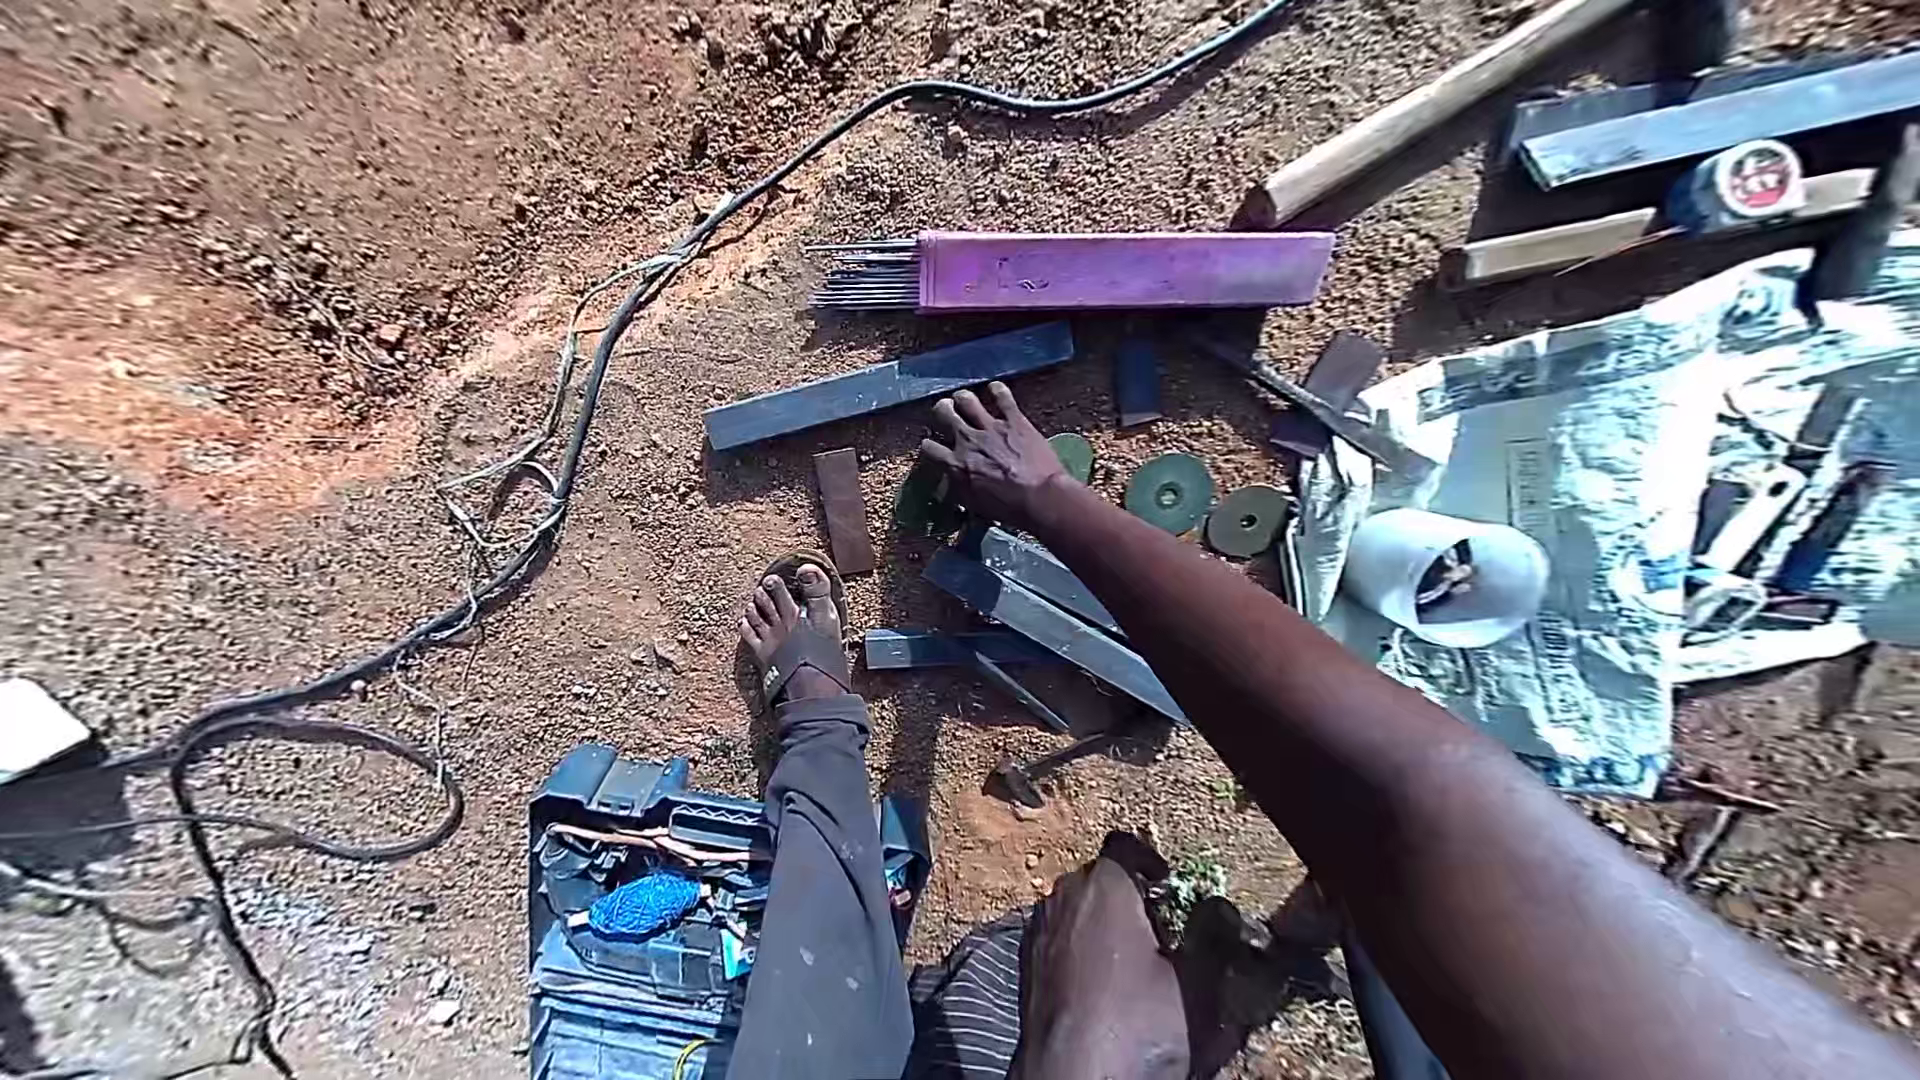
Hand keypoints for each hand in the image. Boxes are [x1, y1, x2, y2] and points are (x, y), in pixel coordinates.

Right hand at [920, 381, 1071, 530]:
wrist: (1039, 497)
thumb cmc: (1008, 508)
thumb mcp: (975, 504)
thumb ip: (960, 486)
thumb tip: (954, 479)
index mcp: (956, 464)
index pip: (930, 448)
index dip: (929, 446)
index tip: (932, 446)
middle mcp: (968, 441)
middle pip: (944, 414)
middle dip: (942, 410)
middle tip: (946, 409)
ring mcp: (991, 427)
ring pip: (968, 400)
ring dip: (963, 397)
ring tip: (963, 397)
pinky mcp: (1015, 420)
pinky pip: (1002, 397)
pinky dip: (997, 390)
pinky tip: (995, 388)